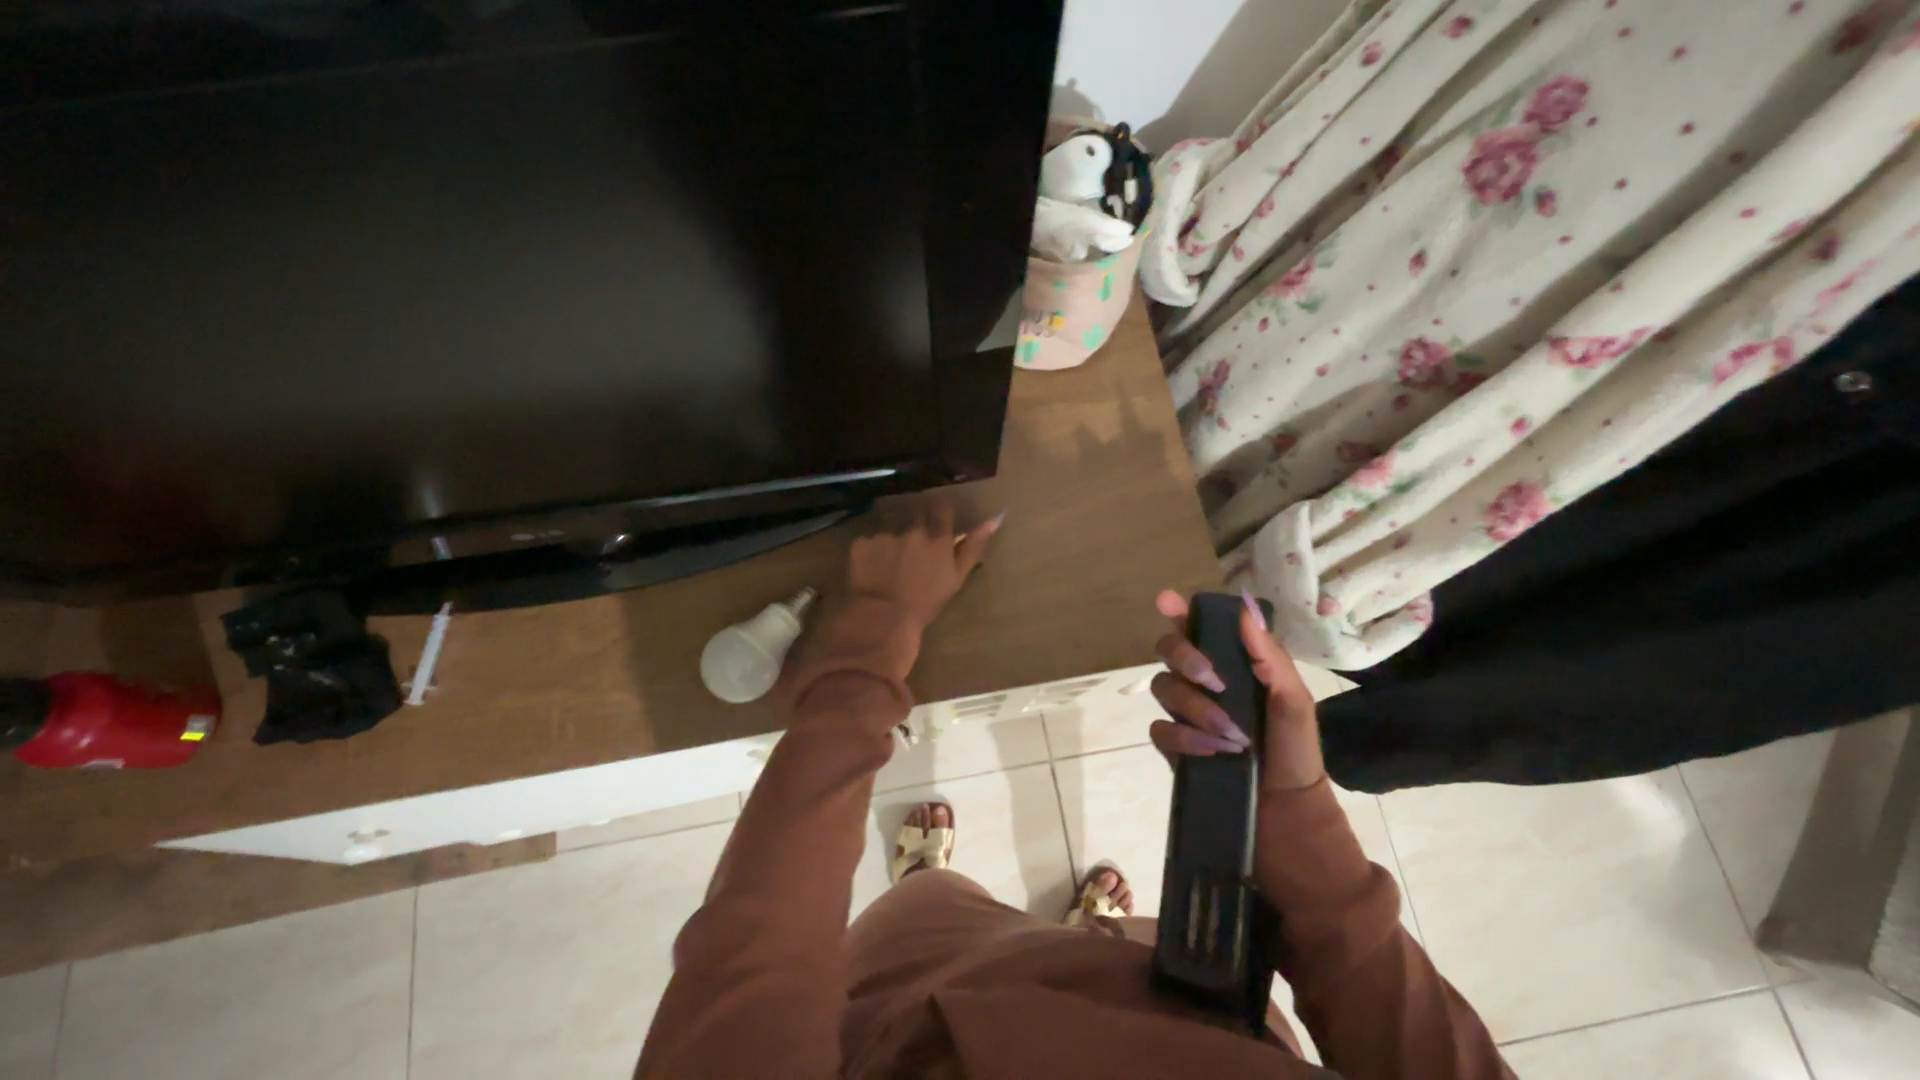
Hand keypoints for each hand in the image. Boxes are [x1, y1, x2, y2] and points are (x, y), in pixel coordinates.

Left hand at [846, 504, 1002, 634]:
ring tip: (889, 559)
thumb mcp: (956, 577)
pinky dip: (871, 551)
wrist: (885, 619)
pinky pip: (868, 540)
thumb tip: (995, 518)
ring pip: (890, 526)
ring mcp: (885, 534)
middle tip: (911, 541)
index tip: (936, 522)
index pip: (942, 508)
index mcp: (938, 537)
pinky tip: (872, 568)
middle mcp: (912, 529)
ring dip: (892, 537)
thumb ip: (974, 546)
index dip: (938, 513)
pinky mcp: (862, 542)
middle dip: (914, 521)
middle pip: (914, 511)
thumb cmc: (926, 602)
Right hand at [1147, 589, 1326, 793]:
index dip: (1179, 611)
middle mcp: (1202, 683)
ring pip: (1163, 688)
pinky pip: (1160, 728)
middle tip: (1212, 679)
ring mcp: (1185, 714)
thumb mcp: (1293, 700)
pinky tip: (1212, 751)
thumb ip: (1269, 656)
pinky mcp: (1174, 746)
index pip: (1199, 628)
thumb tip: (1246, 607)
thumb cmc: (1295, 751)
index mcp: (1232, 665)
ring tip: (1231, 733)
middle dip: (1185, 657)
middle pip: (1169, 650)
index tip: (1169, 602)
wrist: (1288, 811)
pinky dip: (1185, 737)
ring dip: (1196, 707)